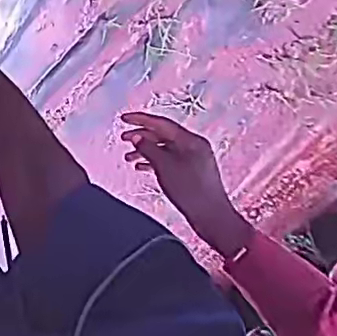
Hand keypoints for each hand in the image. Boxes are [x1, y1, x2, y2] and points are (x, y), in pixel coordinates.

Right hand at [120, 111, 253, 257]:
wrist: (211, 217)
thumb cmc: (193, 192)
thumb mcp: (164, 166)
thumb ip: (148, 148)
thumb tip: (137, 137)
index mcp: (191, 140)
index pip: (161, 123)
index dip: (140, 119)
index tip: (126, 118)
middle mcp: (194, 147)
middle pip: (163, 135)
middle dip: (142, 135)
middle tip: (125, 137)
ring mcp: (194, 160)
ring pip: (165, 149)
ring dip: (146, 150)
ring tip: (130, 156)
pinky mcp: (191, 173)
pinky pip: (169, 161)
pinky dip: (154, 161)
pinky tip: (142, 167)